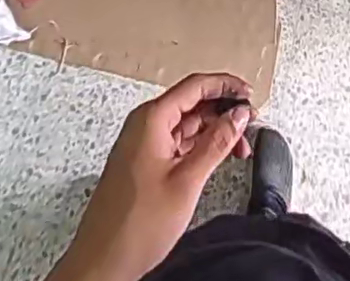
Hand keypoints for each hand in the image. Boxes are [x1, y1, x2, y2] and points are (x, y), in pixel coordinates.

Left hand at [48, 74, 254, 280]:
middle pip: (192, 102)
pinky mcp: (144, 162)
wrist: (100, 267)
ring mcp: (143, 143)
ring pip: (188, 123)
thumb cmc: (135, 227)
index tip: (249, 95)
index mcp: (152, 119)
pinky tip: (218, 157)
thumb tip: (239, 115)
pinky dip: (201, 145)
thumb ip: (217, 142)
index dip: (226, 86)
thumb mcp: (187, 181)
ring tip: (240, 145)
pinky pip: (178, 140)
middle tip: (249, 122)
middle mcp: (146, 124)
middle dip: (224, 110)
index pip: (196, 86)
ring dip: (215, 130)